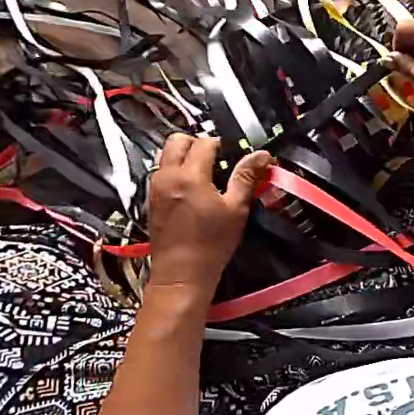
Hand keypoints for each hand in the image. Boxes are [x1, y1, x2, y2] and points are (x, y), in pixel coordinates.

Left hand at [145, 135, 270, 291]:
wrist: (181, 274)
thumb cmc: (212, 244)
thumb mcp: (236, 209)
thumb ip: (246, 177)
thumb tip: (262, 155)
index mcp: (190, 176)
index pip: (204, 143)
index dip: (221, 145)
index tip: (232, 156)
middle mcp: (168, 176)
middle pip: (177, 140)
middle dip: (197, 143)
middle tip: (215, 159)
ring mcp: (156, 187)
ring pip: (166, 155)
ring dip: (183, 155)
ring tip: (204, 173)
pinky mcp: (151, 199)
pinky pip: (161, 172)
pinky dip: (174, 170)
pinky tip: (191, 189)